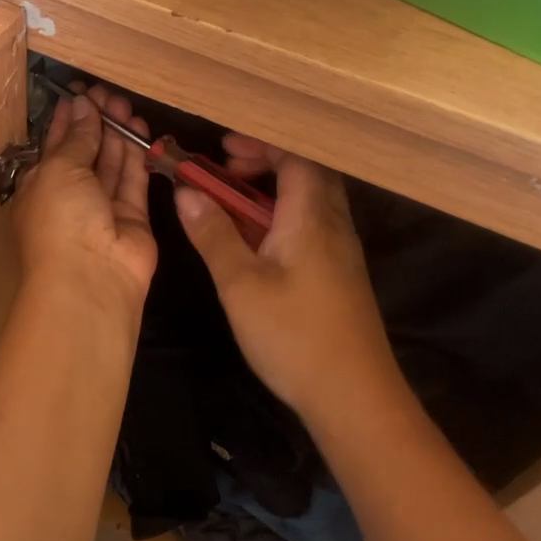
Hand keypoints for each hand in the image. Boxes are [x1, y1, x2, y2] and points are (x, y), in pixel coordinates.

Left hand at [11, 85, 157, 314]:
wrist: (89, 278)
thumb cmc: (59, 218)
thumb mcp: (59, 169)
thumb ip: (76, 137)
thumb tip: (82, 105)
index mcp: (40, 186)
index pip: (55, 146)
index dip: (67, 119)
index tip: (80, 91)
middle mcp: (70, 197)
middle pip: (86, 153)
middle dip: (95, 122)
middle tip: (109, 92)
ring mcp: (102, 209)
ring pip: (112, 164)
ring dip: (118, 134)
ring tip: (126, 103)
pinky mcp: (133, 218)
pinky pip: (135, 180)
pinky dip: (138, 155)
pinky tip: (141, 128)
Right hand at [172, 134, 402, 421]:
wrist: (354, 396)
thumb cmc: (294, 335)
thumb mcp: (240, 284)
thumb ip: (213, 234)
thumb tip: (185, 191)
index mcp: (311, 217)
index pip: (295, 156)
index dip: (259, 144)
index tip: (221, 149)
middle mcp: (333, 225)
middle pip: (306, 173)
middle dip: (264, 163)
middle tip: (224, 171)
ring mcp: (340, 251)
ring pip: (309, 200)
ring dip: (271, 191)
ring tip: (231, 205)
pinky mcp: (339, 275)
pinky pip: (311, 225)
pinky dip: (281, 217)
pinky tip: (256, 244)